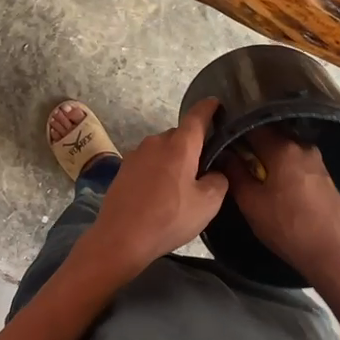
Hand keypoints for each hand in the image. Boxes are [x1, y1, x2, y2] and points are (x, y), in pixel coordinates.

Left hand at [77, 98, 228, 275]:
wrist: (121, 237)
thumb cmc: (169, 218)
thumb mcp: (207, 203)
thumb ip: (218, 181)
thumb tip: (215, 172)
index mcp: (179, 145)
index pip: (197, 117)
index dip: (209, 108)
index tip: (216, 103)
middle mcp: (155, 142)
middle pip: (179, 135)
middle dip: (192, 144)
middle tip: (205, 165)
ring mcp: (135, 155)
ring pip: (162, 149)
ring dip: (173, 159)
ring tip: (182, 183)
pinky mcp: (123, 169)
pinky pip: (148, 162)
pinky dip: (158, 169)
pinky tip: (161, 191)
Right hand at [221, 126, 339, 273]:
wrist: (335, 253)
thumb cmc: (288, 227)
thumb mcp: (251, 203)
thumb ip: (235, 174)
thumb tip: (224, 154)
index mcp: (283, 148)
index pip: (253, 126)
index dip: (234, 129)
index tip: (220, 138)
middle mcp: (303, 148)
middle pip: (271, 136)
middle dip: (251, 144)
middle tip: (232, 157)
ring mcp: (318, 163)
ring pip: (285, 151)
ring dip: (268, 158)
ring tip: (252, 172)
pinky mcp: (325, 179)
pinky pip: (297, 164)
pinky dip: (283, 168)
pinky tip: (275, 184)